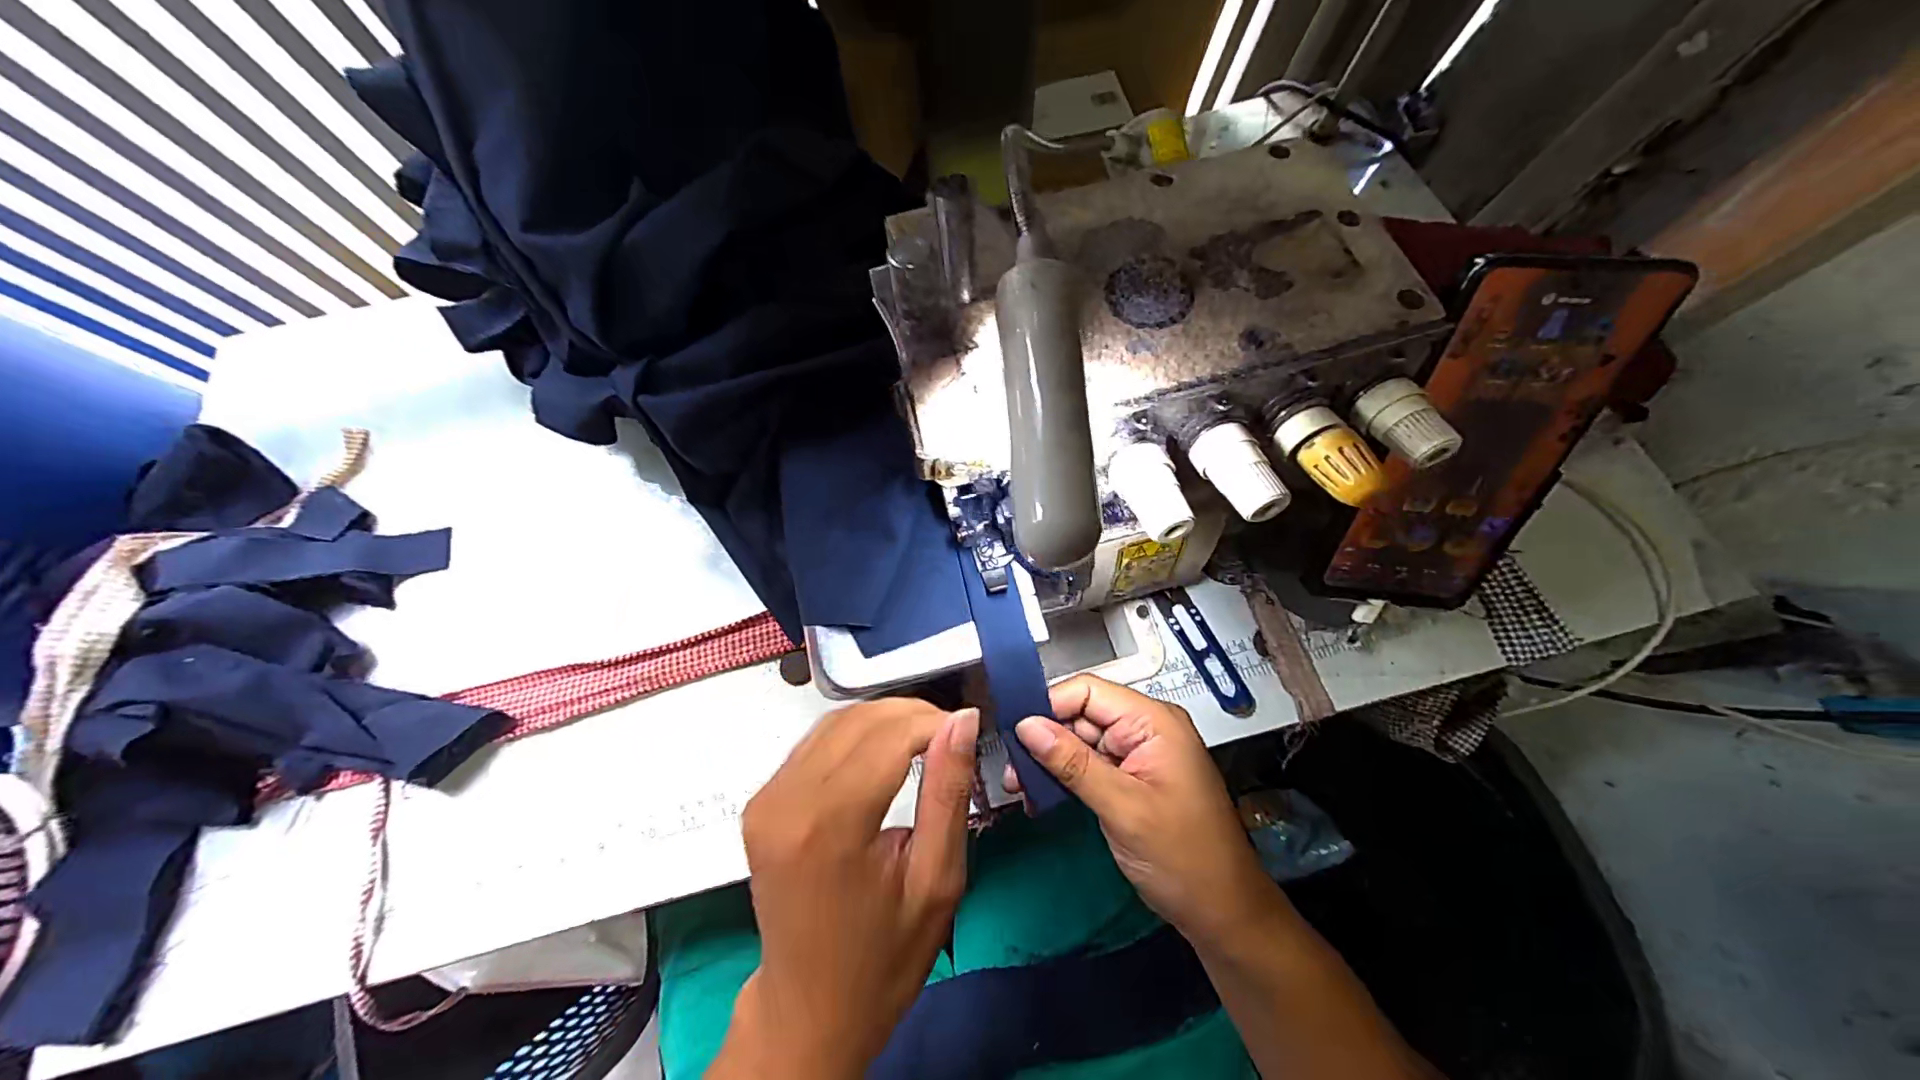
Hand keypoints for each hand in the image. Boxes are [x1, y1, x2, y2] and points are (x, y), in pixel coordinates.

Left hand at [712, 699, 978, 1079]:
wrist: (809, 1007)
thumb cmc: (882, 957)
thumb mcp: (936, 881)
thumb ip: (948, 792)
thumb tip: (963, 722)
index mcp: (830, 824)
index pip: (890, 734)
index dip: (936, 722)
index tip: (970, 730)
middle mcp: (786, 801)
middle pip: (861, 720)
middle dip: (914, 716)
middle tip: (952, 738)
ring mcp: (766, 799)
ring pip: (836, 721)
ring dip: (886, 721)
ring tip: (925, 743)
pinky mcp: (760, 802)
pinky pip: (815, 743)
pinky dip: (856, 736)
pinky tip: (884, 754)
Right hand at [1004, 675, 1273, 945]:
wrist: (1223, 913)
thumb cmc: (1185, 858)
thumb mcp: (1122, 807)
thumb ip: (1072, 762)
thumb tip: (1026, 726)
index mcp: (1153, 722)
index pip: (1088, 691)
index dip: (1049, 706)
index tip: (1015, 733)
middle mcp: (1145, 729)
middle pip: (1081, 715)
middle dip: (1044, 739)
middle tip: (1013, 771)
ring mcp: (1138, 755)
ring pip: (1080, 742)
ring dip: (1050, 762)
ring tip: (1021, 788)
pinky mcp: (1131, 779)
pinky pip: (1089, 765)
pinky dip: (1065, 778)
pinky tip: (1042, 796)